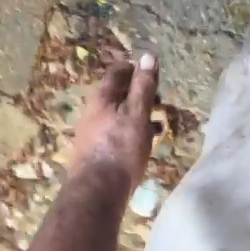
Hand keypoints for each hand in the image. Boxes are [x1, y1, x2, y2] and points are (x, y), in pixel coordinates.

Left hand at [67, 54, 158, 194]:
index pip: (117, 72)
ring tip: (156, 127)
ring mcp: (91, 134)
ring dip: (137, 116)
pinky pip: (115, 134)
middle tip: (158, 102)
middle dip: (139, 95)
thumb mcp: (138, 112)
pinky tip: (143, 146)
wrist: (96, 194)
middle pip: (117, 94)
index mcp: (102, 98)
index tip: (152, 75)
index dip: (135, 69)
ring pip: (118, 116)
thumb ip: (143, 85)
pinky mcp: (94, 154)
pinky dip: (130, 132)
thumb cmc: (120, 148)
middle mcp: (92, 112)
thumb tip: (148, 56)